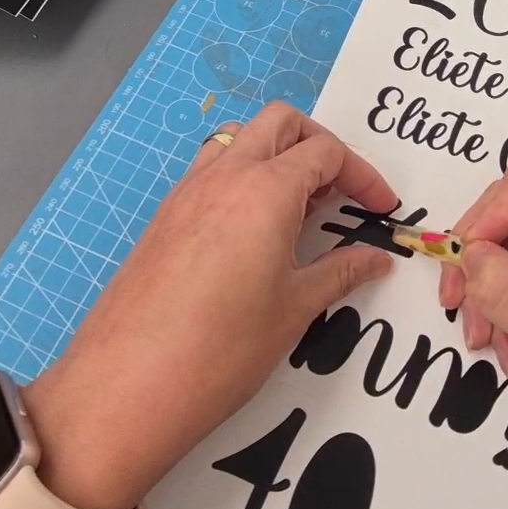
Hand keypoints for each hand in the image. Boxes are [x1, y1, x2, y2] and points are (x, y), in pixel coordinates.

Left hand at [24, 102, 397, 508]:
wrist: (126, 386)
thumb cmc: (224, 348)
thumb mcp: (295, 308)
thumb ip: (341, 271)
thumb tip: (377, 258)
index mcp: (266, 188)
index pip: (326, 152)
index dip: (363, 175)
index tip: (381, 209)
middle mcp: (226, 173)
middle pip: (281, 122)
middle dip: (320, 144)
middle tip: (340, 191)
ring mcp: (189, 190)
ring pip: (240, 137)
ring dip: (277, 153)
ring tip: (297, 206)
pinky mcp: (166, 214)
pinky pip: (212, 168)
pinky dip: (243, 176)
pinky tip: (253, 229)